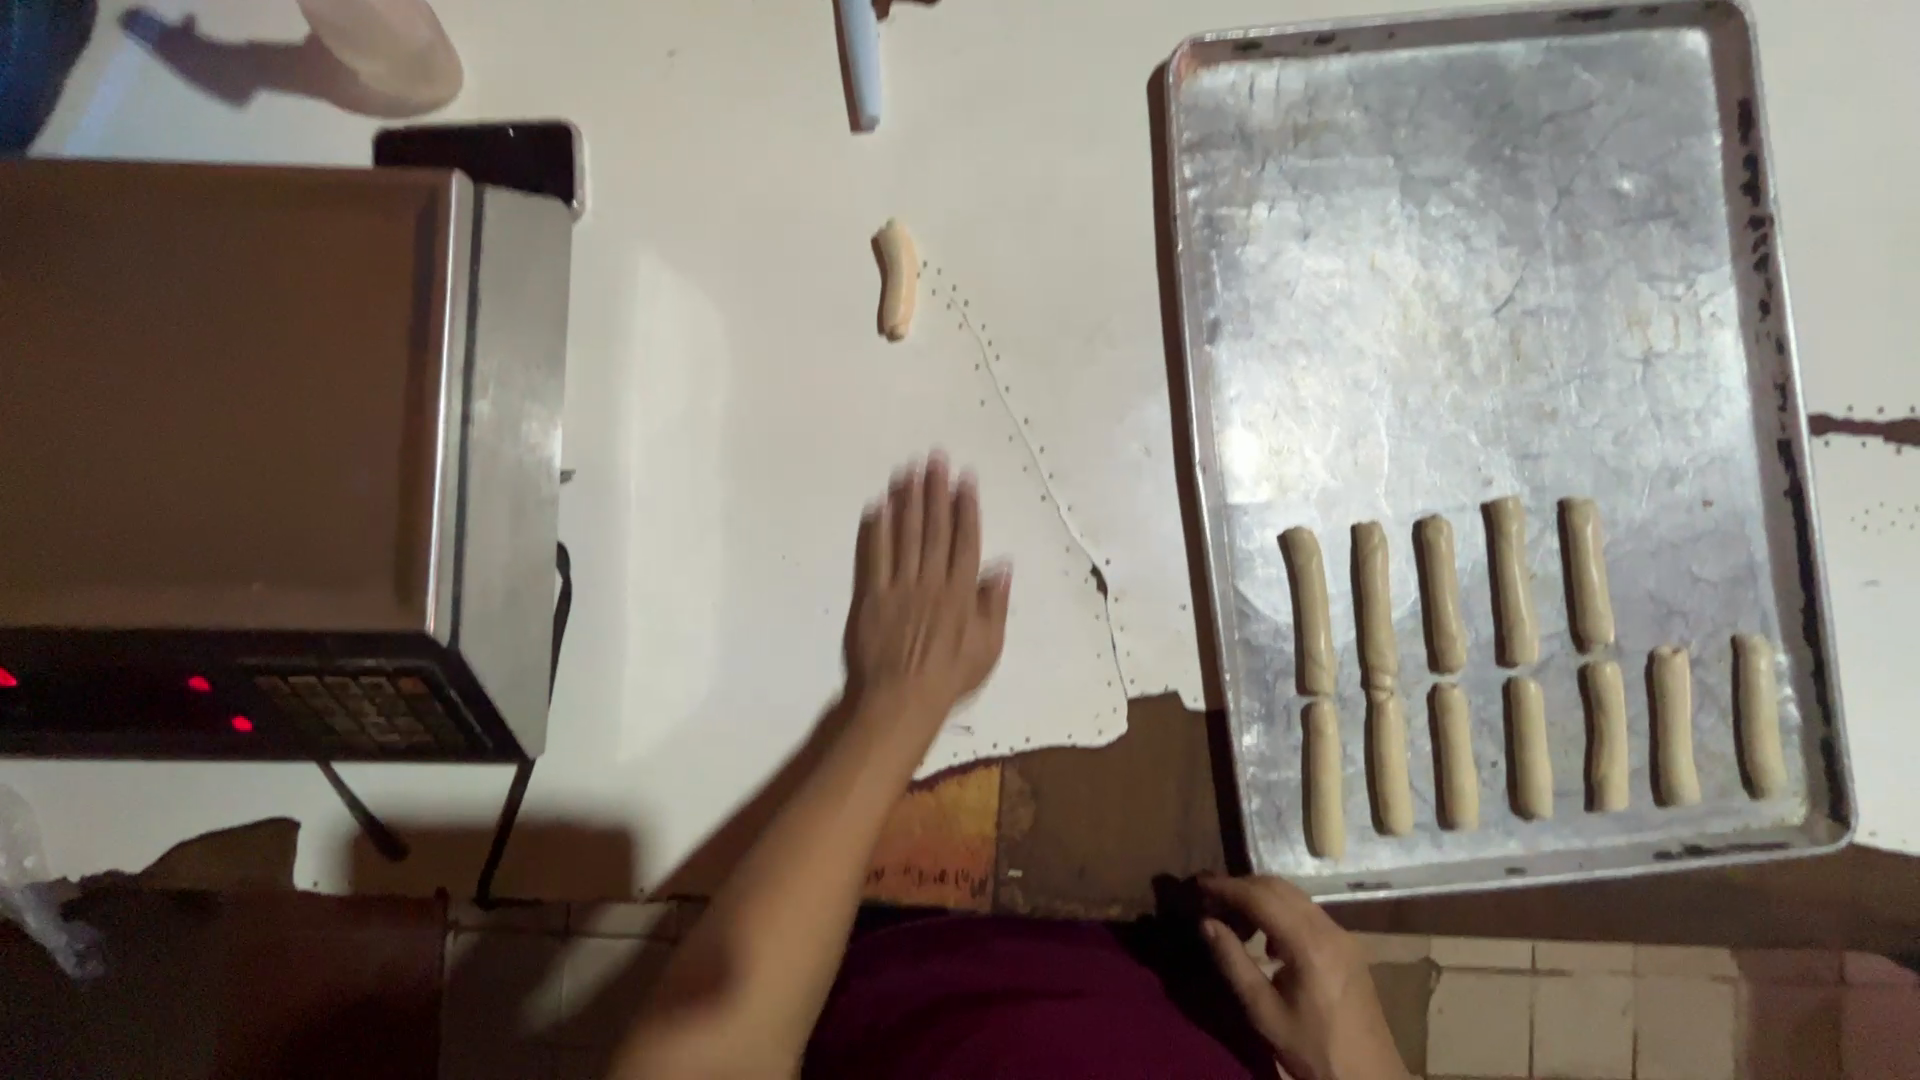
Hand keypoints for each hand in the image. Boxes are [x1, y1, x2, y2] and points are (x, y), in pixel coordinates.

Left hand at [844, 452, 1011, 718]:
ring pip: (904, 535)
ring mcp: (900, 586)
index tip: (964, 479)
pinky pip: (874, 557)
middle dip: (934, 490)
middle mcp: (932, 580)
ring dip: (907, 500)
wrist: (902, 699)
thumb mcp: (989, 647)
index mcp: (961, 591)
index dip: (965, 507)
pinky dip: (876, 530)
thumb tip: (1002, 565)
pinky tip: (877, 506)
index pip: (965, 539)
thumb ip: (994, 604)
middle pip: (934, 528)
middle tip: (934, 458)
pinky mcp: (872, 596)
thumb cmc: (951, 677)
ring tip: (908, 470)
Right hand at [1199, 875, 1410, 1079]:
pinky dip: (1281, 911)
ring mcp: (1344, 937)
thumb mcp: (1264, 1012)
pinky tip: (1267, 941)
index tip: (1198, 885)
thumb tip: (1206, 922)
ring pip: (1294, 896)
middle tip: (1210, 900)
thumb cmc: (1313, 1052)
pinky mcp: (1349, 948)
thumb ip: (1233, 962)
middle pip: (1278, 888)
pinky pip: (1308, 913)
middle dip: (1241, 887)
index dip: (1226, 887)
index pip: (1259, 897)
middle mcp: (1330, 930)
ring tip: (1232, 917)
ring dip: (1260, 897)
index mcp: (1309, 945)